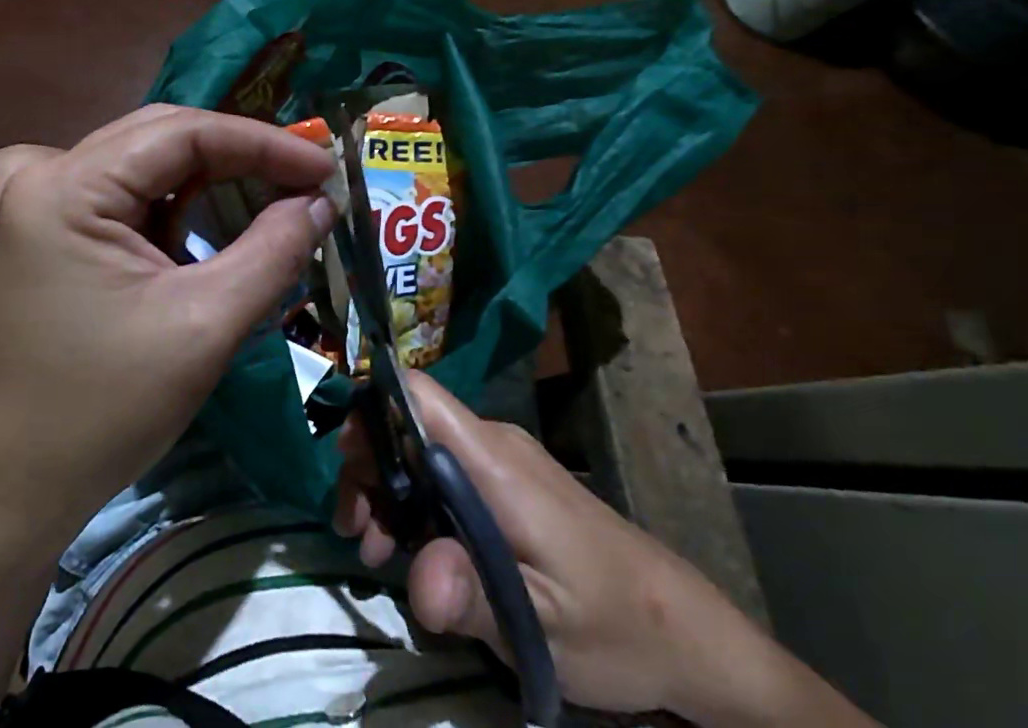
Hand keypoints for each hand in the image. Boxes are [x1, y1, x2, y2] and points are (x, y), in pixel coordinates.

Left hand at [0, 105, 336, 536]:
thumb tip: (321, 201)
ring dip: (208, 178)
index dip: (262, 143)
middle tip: (305, 181)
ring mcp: (22, 199)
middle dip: (238, 156)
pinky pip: (117, 191)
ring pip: (140, 161)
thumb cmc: (112, 408)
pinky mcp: (32, 226)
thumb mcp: (207, 325)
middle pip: (158, 138)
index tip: (323, 165)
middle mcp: (30, 175)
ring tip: (273, 196)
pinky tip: (209, 222)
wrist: (26, 480)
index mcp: (60, 190)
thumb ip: (274, 250)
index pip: (180, 133)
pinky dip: (170, 202)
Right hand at [336, 374, 865, 725]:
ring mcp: (499, 465)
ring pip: (419, 452)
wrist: (684, 632)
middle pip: (407, 424)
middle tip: (354, 533)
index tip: (343, 462)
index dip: (370, 407)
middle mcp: (492, 446)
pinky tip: (409, 550)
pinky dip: (412, 505)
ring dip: (385, 492)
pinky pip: (441, 476)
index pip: (421, 394)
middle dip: (367, 468)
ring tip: (376, 553)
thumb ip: (474, 596)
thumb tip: (416, 578)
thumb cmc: (615, 624)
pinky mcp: (503, 488)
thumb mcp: (542, 625)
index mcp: (496, 463)